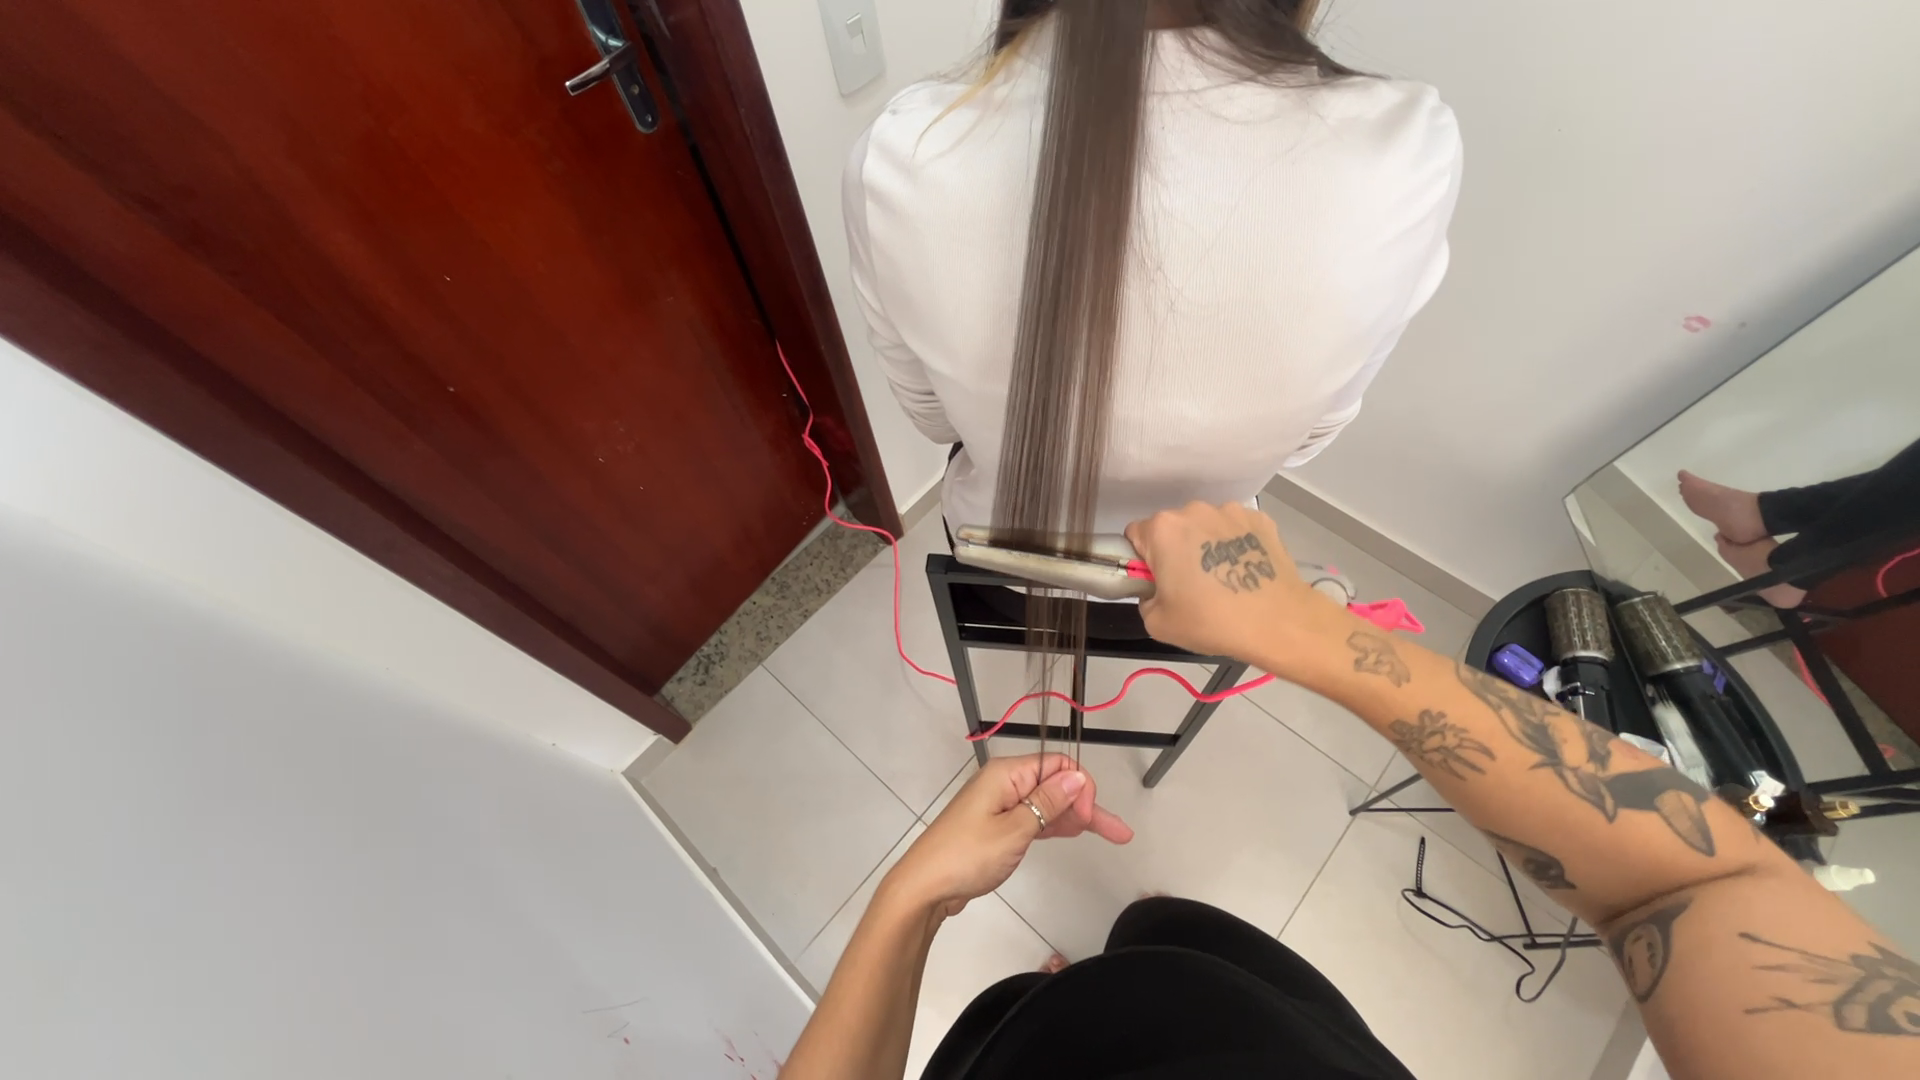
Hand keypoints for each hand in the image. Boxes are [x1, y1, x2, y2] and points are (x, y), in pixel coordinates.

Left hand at [881, 754, 1131, 916]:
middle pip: (1055, 784)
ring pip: (1047, 803)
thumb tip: (1076, 776)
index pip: (1056, 764)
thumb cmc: (968, 855)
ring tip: (1111, 834)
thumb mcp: (1014, 830)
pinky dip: (1055, 825)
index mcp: (1006, 774)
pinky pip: (1034, 817)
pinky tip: (1075, 832)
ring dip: (1075, 816)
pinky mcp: (998, 826)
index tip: (1087, 819)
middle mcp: (1005, 783)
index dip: (1078, 786)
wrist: (925, 886)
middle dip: (1086, 804)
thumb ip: (1048, 803)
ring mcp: (1001, 805)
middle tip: (1118, 833)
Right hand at [1125, 501, 1345, 673]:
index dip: (1142, 560)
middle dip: (1175, 550)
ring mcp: (1230, 511)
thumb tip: (1157, 590)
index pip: (1135, 535)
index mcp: (1162, 529)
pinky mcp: (1260, 519)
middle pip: (1172, 528)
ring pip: (1205, 526)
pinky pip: (1235, 529)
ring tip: (1223, 579)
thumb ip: (1144, 599)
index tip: (1156, 581)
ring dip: (1206, 545)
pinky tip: (1244, 571)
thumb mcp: (1157, 623)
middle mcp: (1194, 510)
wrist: (1279, 622)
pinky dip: (1235, 545)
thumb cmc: (1211, 621)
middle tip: (1189, 585)